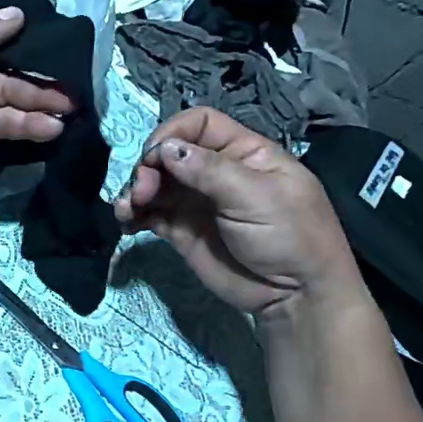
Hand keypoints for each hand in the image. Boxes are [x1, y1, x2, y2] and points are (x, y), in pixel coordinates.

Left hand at [0, 0, 74, 197]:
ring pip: (12, 92)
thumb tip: (18, 16)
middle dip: (40, 68)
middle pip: (7, 59)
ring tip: (73, 107)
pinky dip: (30, 124)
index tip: (55, 28)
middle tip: (76, 78)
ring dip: (42, 99)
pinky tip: (54, 127)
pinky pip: (5, 122)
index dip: (19, 24)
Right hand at [115, 107, 360, 319]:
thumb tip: (165, 147)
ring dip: (134, 191)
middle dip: (148, 167)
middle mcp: (214, 172)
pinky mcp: (180, 230)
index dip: (173, 132)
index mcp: (243, 153)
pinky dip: (132, 214)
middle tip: (141, 192)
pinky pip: (148, 213)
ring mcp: (195, 201)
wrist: (295, 297)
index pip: (200, 124)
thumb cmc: (290, 236)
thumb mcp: (258, 196)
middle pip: (168, 153)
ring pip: (153, 183)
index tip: (155, 156)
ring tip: (127, 210)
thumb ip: (209, 170)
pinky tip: (128, 223)